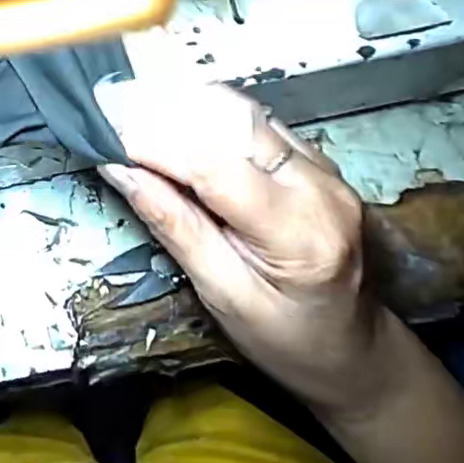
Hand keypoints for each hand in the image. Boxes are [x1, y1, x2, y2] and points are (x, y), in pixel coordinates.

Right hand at [93, 78, 402, 421]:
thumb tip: (121, 171)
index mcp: (300, 233)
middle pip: (233, 124)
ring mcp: (325, 168)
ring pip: (244, 114)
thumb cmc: (289, 342)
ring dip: (187, 110)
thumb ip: (175, 227)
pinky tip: (180, 127)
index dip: (156, 145)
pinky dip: (212, 119)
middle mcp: (320, 186)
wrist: (355, 352)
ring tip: (139, 117)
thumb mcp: (223, 296)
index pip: (216, 168)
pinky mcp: (318, 161)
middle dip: (167, 116)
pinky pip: (257, 124)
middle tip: (116, 117)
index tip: (108, 136)